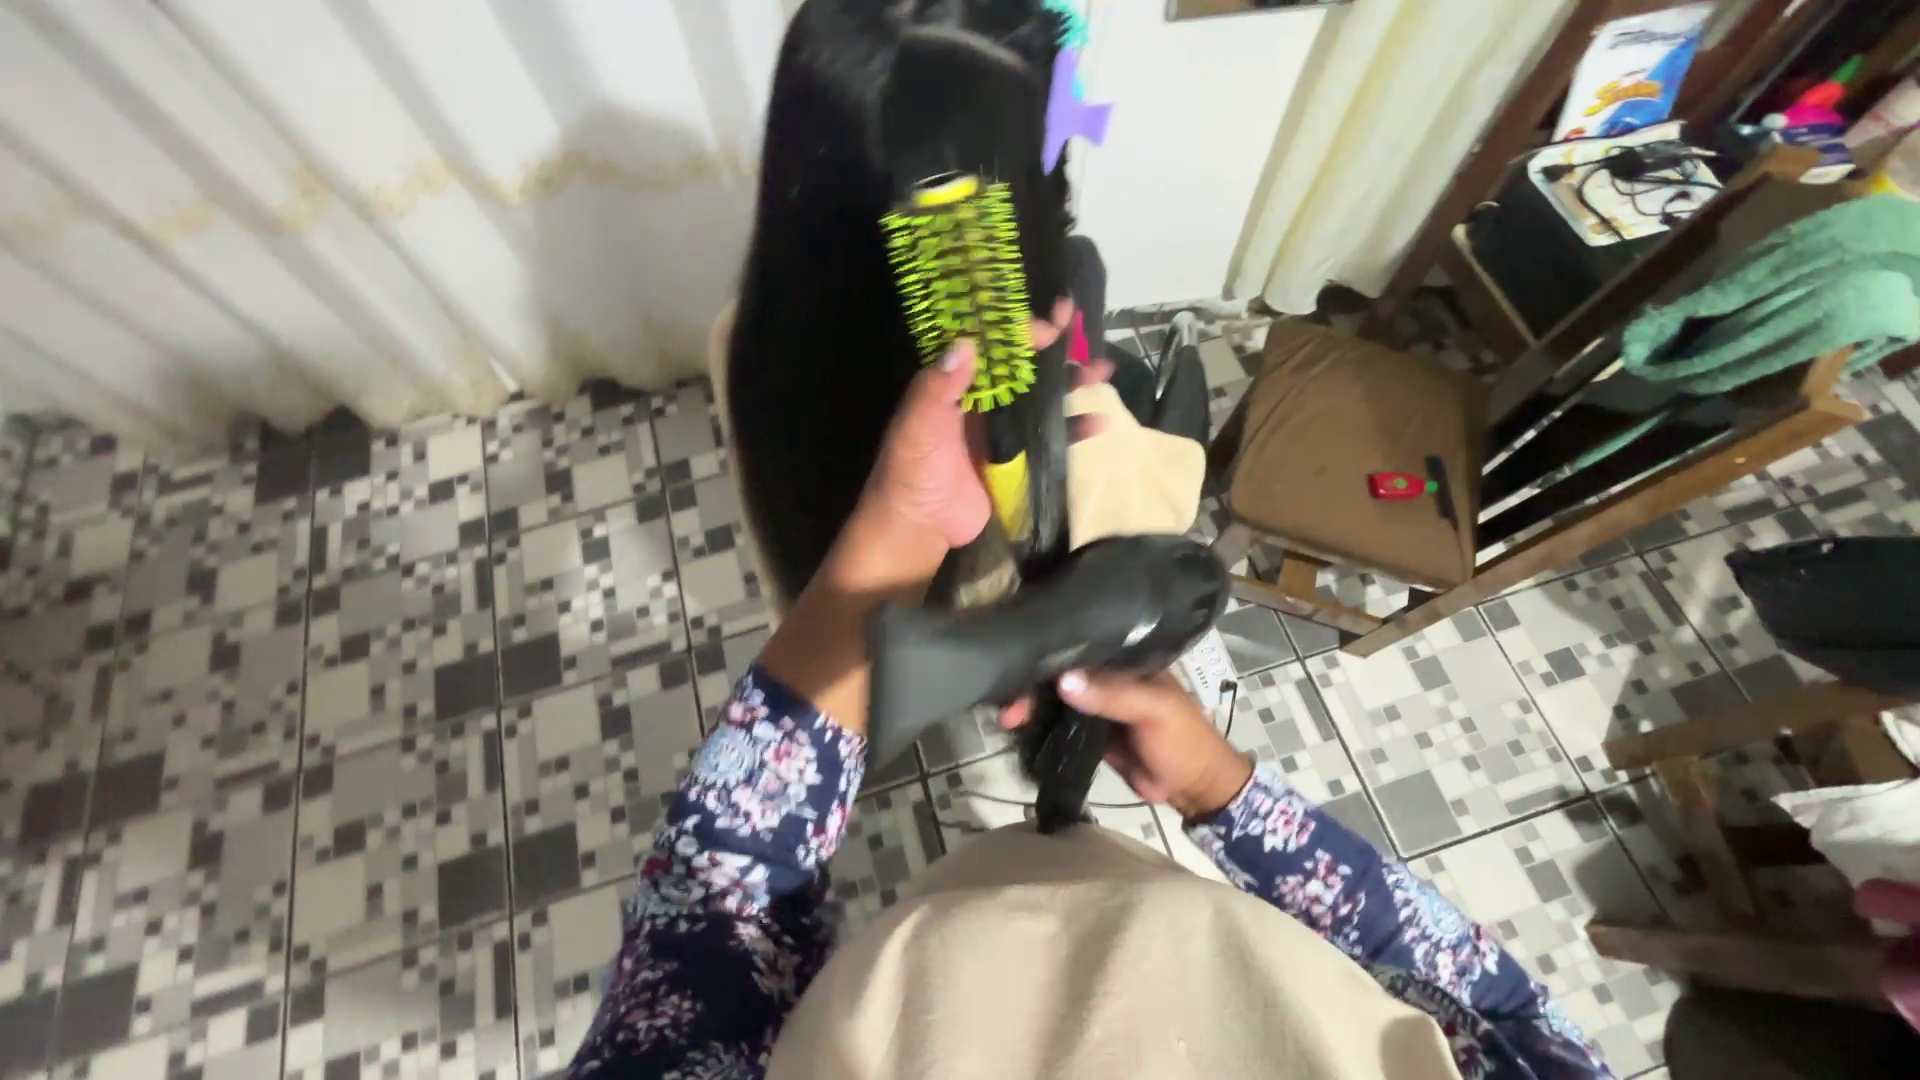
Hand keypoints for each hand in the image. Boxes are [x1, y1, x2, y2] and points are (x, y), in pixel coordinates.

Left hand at [860, 299, 1074, 548]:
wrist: (919, 526)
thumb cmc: (911, 472)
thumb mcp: (917, 427)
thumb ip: (937, 388)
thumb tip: (967, 344)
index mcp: (955, 386)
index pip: (991, 347)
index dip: (1019, 332)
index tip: (1049, 328)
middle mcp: (981, 402)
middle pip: (1023, 368)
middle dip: (1054, 350)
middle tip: (1082, 331)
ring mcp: (1002, 430)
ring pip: (1042, 398)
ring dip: (1071, 383)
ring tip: (1102, 372)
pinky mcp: (1017, 459)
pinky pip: (1050, 436)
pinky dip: (1073, 428)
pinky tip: (1098, 421)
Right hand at [1000, 670, 1252, 819]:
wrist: (1195, 788)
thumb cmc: (1184, 740)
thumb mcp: (1154, 711)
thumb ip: (1113, 695)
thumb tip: (1063, 681)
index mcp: (1128, 658)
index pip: (1082, 645)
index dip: (1050, 652)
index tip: (1020, 666)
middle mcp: (1109, 673)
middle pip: (1061, 669)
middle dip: (1031, 684)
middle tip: (1009, 707)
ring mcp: (1097, 701)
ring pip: (1055, 695)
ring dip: (1030, 703)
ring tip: (1008, 718)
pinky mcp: (1089, 728)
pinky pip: (1059, 720)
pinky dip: (1038, 721)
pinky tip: (1017, 725)